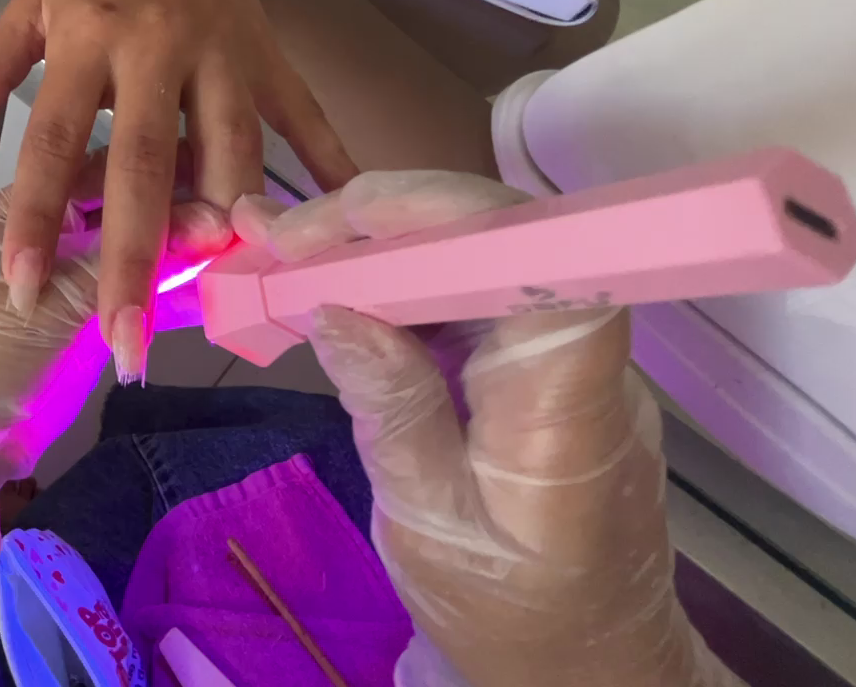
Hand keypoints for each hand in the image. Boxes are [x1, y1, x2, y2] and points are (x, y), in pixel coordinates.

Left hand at [0, 0, 355, 382]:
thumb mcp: (27, 6)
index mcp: (86, 42)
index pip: (50, 142)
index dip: (33, 217)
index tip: (20, 287)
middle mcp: (156, 53)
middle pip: (144, 166)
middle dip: (133, 258)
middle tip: (126, 340)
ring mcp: (223, 56)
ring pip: (232, 149)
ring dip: (225, 223)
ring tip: (215, 295)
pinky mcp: (269, 56)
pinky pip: (302, 116)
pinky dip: (325, 168)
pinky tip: (336, 227)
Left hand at [0, 183, 229, 645]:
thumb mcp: (60, 301)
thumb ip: (134, 261)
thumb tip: (214, 221)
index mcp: (24, 207)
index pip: (103, 174)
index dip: (163, 181)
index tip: (224, 193)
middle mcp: (46, 233)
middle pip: (126, 215)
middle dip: (181, 223)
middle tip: (238, 233)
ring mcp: (66, 281)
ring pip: (136, 259)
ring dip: (181, 263)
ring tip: (239, 264)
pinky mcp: (83, 326)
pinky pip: (135, 301)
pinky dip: (169, 302)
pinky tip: (214, 299)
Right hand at [239, 172, 739, 686]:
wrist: (582, 660)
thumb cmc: (509, 612)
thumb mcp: (429, 523)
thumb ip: (391, 411)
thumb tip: (333, 308)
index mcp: (568, 408)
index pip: (538, 265)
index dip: (443, 214)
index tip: (334, 223)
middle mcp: (572, 357)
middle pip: (490, 236)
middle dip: (373, 220)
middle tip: (273, 240)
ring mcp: (543, 350)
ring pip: (459, 251)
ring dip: (361, 239)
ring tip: (273, 249)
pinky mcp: (510, 355)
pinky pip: (441, 286)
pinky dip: (369, 270)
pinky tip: (310, 276)